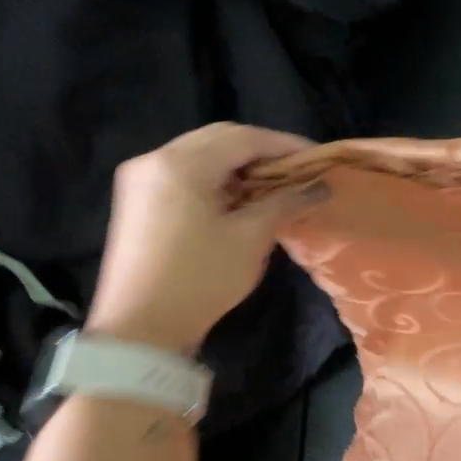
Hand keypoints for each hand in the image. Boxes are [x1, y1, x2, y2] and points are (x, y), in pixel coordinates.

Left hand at [86, 123, 316, 354]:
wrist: (143, 322)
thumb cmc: (203, 277)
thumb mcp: (252, 238)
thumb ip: (285, 203)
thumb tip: (320, 186)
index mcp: (182, 164)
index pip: (243, 137)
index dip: (286, 144)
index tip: (321, 159)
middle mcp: (156, 159)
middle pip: (219, 139)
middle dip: (264, 151)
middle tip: (302, 171)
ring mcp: (142, 177)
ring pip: (202, 154)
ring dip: (242, 164)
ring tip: (278, 186)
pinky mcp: (139, 197)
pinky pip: (187, 172)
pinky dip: (220, 177)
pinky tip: (243, 198)